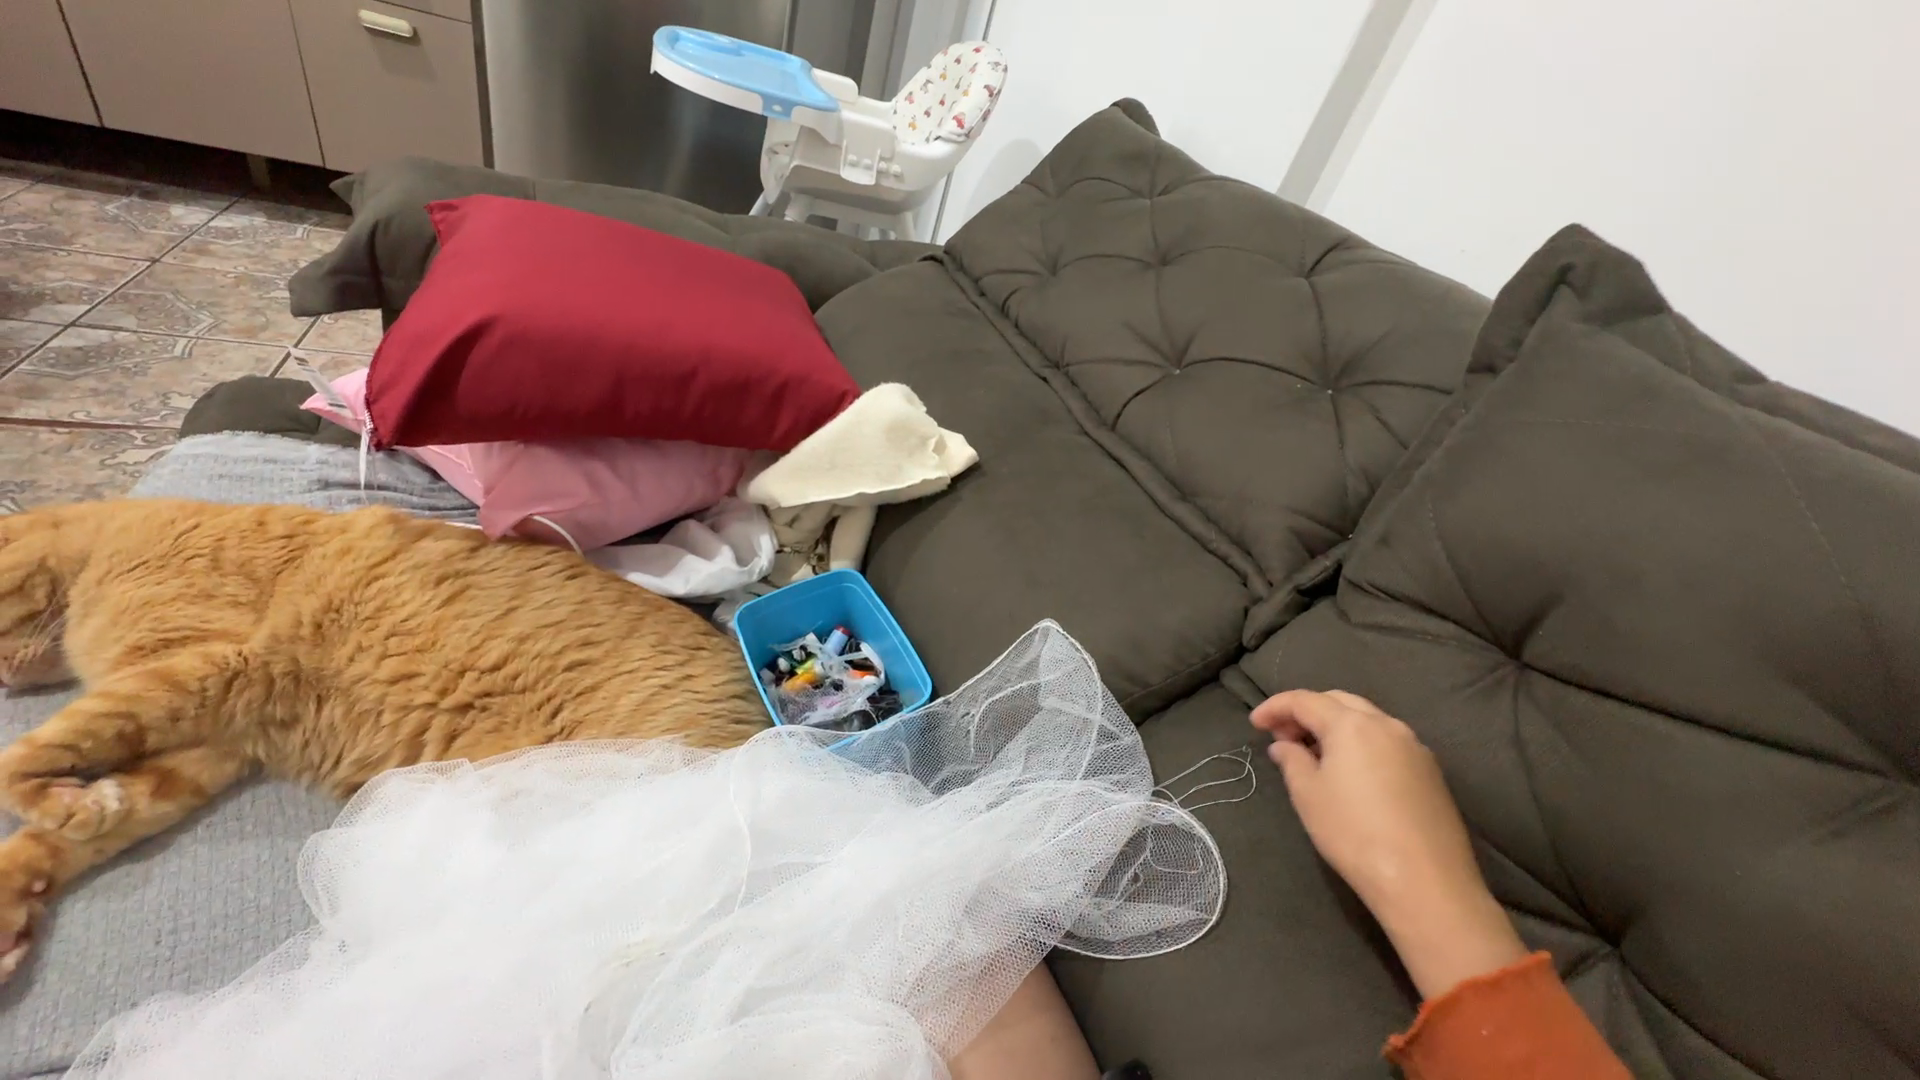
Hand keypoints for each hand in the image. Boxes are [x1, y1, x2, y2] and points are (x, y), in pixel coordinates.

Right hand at [1251, 690, 1526, 998]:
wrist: (1425, 882)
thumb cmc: (1354, 833)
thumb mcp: (1308, 795)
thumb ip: (1291, 760)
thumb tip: (1284, 745)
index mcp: (1352, 725)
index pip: (1304, 700)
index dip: (1275, 707)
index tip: (1255, 724)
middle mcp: (1386, 725)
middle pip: (1338, 701)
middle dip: (1306, 711)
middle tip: (1282, 736)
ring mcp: (1413, 747)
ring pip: (1366, 719)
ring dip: (1334, 726)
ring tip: (1313, 753)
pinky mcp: (1430, 771)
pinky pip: (1386, 741)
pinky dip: (1360, 743)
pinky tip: (1349, 771)